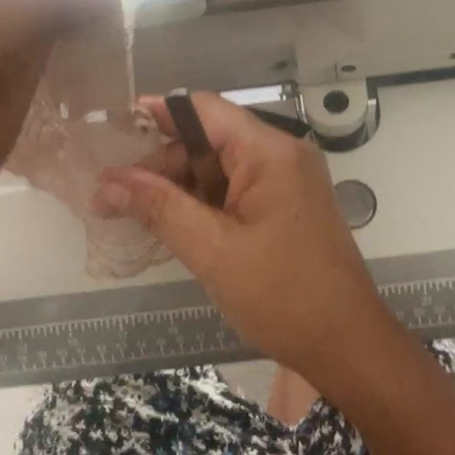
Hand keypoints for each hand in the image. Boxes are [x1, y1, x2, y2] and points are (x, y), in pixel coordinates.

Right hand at [92, 94, 401, 383]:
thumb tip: (108, 181)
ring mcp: (289, 182)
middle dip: (161, 165)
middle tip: (110, 197)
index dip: (157, 114)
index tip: (111, 130)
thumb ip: (160, 208)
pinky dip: (205, 205)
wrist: (347, 344)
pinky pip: (238, 191)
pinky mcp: (289, 208)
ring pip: (221, 169)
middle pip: (210, 140)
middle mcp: (283, 155)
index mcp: (270, 152)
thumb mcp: (212, 250)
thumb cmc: (282, 294)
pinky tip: (172, 227)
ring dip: (180, 189)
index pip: (205, 109)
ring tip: (130, 215)